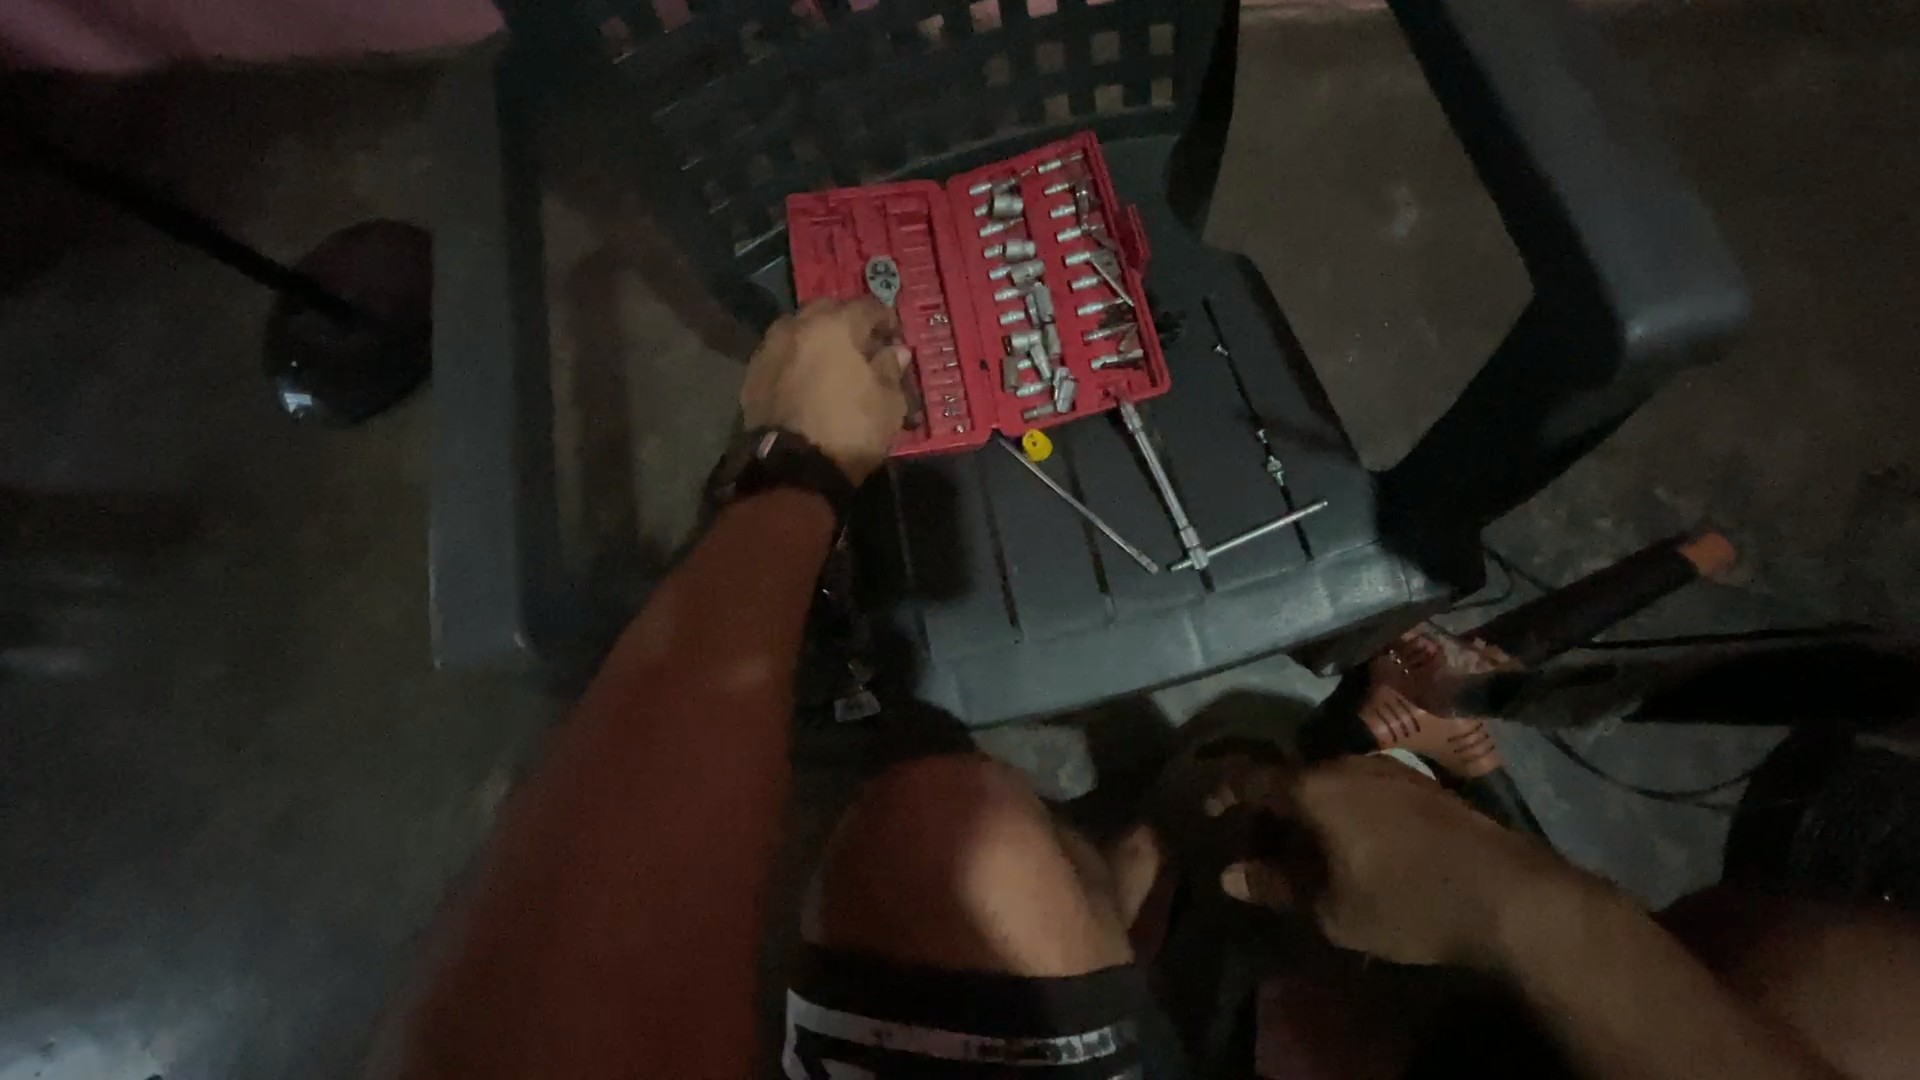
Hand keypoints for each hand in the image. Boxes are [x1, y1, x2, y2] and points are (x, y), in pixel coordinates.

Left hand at [740, 298, 910, 485]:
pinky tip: (807, 379)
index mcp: (835, 325)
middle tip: (862, 345)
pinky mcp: (752, 374)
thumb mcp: (888, 403)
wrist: (792, 469)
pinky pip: (782, 355)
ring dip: (817, 338)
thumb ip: (891, 370)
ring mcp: (770, 348)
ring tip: (832, 361)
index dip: (885, 318)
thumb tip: (895, 351)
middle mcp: (797, 326)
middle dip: (847, 322)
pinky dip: (797, 359)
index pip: (867, 306)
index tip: (894, 336)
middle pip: (827, 310)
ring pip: (799, 329)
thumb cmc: (850, 430)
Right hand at [1210, 756, 1587, 968]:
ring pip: (1329, 781)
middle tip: (1261, 840)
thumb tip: (1229, 875)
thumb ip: (1276, 887)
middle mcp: (1344, 765)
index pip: (1251, 779)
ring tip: (1308, 844)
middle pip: (1290, 778)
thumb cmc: (1408, 902)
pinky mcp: (1422, 784)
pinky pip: (1362, 787)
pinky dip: (1344, 808)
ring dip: (1309, 807)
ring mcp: (1387, 769)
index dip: (1223, 791)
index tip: (1207, 808)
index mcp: (1313, 789)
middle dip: (1269, 807)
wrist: (1513, 896)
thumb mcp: (1333, 910)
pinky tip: (1357, 840)